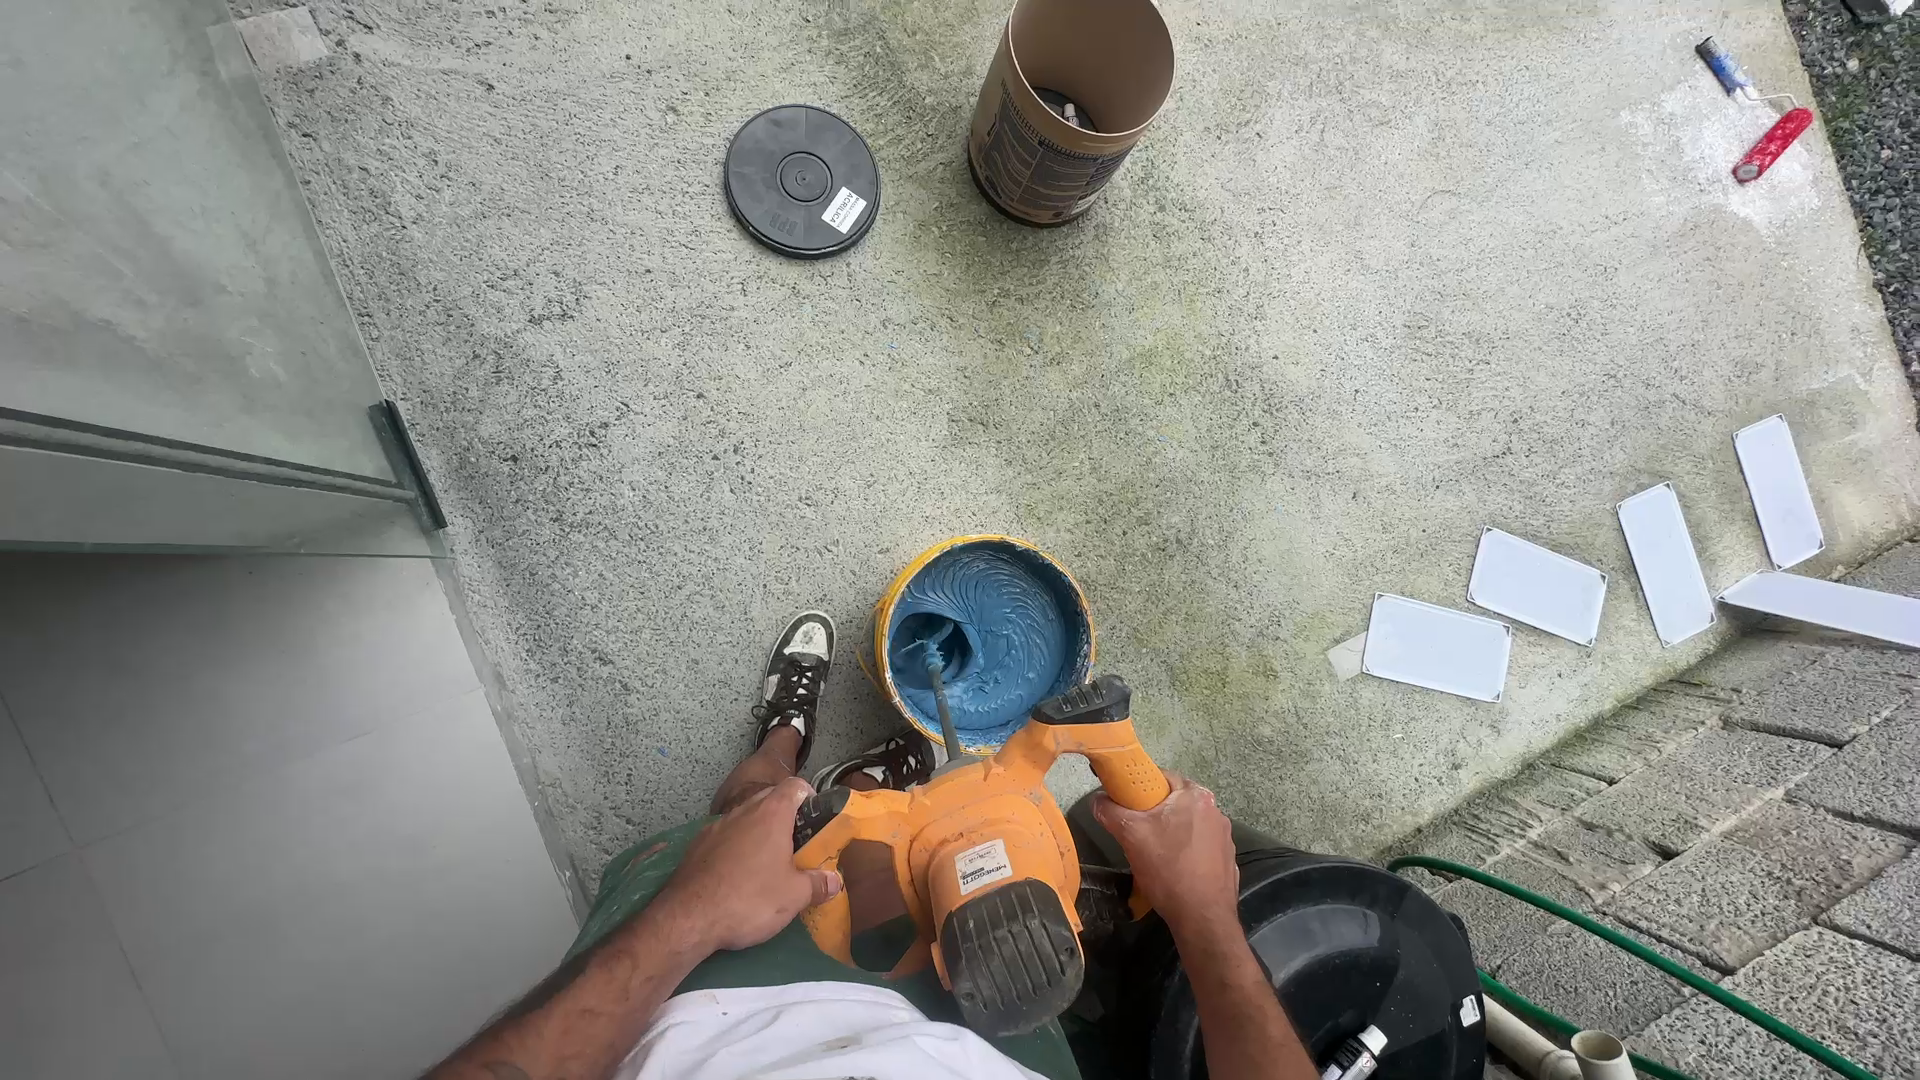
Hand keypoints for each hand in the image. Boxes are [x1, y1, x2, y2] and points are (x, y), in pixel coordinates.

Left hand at [650, 777, 842, 951]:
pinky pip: (724, 835)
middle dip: (785, 814)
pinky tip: (735, 873)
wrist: (687, 918)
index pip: (796, 785)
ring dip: (758, 830)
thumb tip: (836, 881)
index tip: (815, 817)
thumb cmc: (749, 899)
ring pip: (745, 816)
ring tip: (765, 860)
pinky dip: (734, 845)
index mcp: (772, 813)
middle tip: (795, 842)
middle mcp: (744, 810)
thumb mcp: (794, 897)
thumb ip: (818, 884)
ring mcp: (717, 825)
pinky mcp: (697, 845)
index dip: (809, 796)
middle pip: (770, 797)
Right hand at [1091, 772, 1238, 938]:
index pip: (1161, 777)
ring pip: (1187, 824)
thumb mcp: (1131, 836)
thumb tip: (1098, 800)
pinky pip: (1199, 845)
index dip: (1140, 787)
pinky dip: (1185, 851)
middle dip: (1154, 812)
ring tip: (1153, 852)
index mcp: (1195, 796)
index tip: (1126, 802)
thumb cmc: (1168, 870)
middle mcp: (1215, 810)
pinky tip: (1173, 869)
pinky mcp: (1227, 859)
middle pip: (1174, 801)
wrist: (1203, 920)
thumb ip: (1110, 811)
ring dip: (1170, 832)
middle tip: (1136, 829)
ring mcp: (1224, 837)